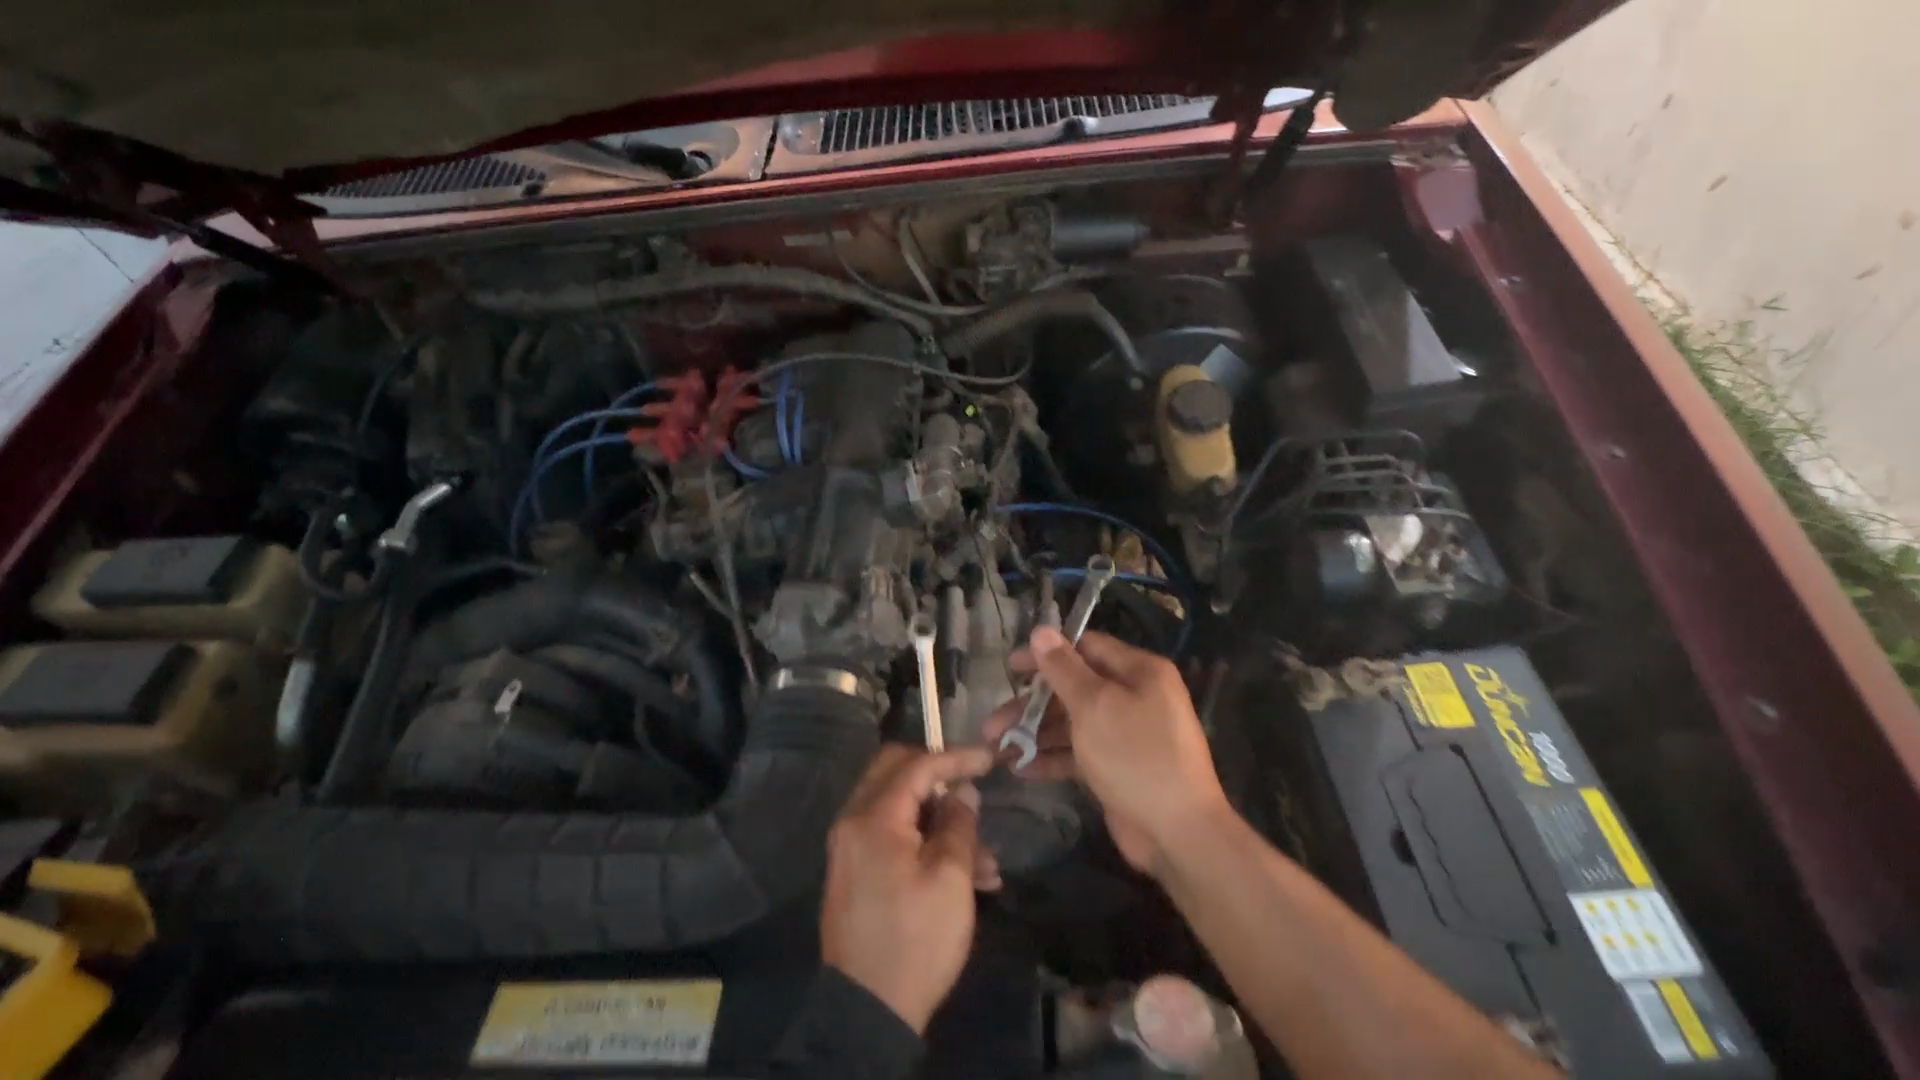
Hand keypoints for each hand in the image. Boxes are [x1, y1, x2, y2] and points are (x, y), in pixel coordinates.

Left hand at [821, 744, 995, 1032]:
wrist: (868, 1009)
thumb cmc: (916, 938)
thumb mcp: (950, 878)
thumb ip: (959, 823)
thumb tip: (962, 789)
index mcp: (872, 818)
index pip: (917, 766)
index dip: (956, 758)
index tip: (991, 758)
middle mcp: (853, 823)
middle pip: (896, 775)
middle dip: (941, 780)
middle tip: (974, 791)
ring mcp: (850, 849)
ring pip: (899, 812)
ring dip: (941, 824)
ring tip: (988, 864)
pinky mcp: (855, 874)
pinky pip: (892, 839)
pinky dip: (925, 846)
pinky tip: (967, 879)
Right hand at [985, 627, 1231, 877]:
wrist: (1177, 831)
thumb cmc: (1136, 756)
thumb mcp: (1095, 706)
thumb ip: (1064, 669)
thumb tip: (1041, 630)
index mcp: (1139, 672)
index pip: (1086, 648)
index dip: (1046, 654)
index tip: (1010, 668)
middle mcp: (1135, 697)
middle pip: (1074, 688)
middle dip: (1031, 704)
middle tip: (993, 723)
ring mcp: (1126, 735)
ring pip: (1072, 724)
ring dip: (1034, 734)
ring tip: (995, 750)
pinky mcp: (1117, 768)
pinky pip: (1079, 754)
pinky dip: (1051, 759)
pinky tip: (1020, 769)